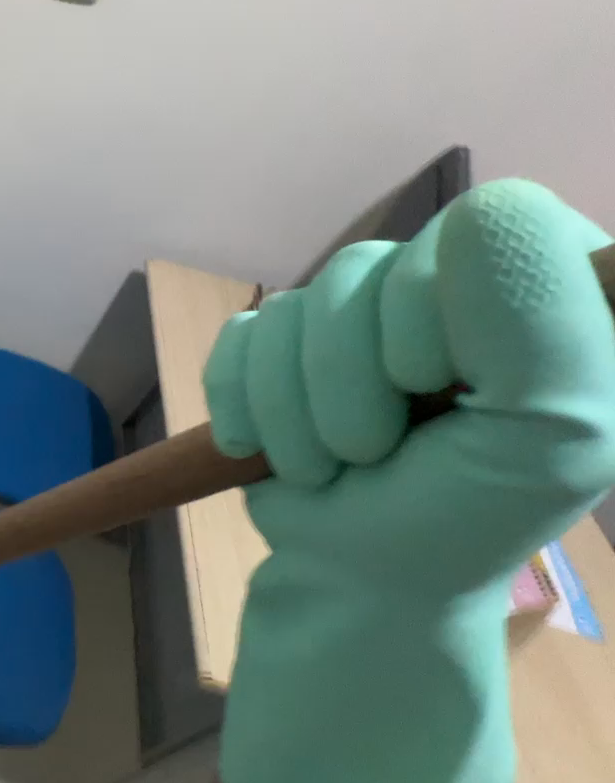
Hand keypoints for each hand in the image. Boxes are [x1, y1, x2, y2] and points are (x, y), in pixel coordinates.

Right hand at [204, 179, 614, 593]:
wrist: (350, 570)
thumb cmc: (464, 514)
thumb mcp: (549, 429)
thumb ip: (541, 318)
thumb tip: (478, 212)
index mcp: (536, 296)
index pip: (472, 224)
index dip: (429, 305)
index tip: (434, 387)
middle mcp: (437, 293)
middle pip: (357, 270)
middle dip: (342, 377)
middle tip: (367, 448)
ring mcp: (345, 322)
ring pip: (285, 311)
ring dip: (288, 405)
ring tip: (320, 462)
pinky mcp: (270, 349)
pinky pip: (234, 338)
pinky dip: (239, 401)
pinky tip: (263, 443)